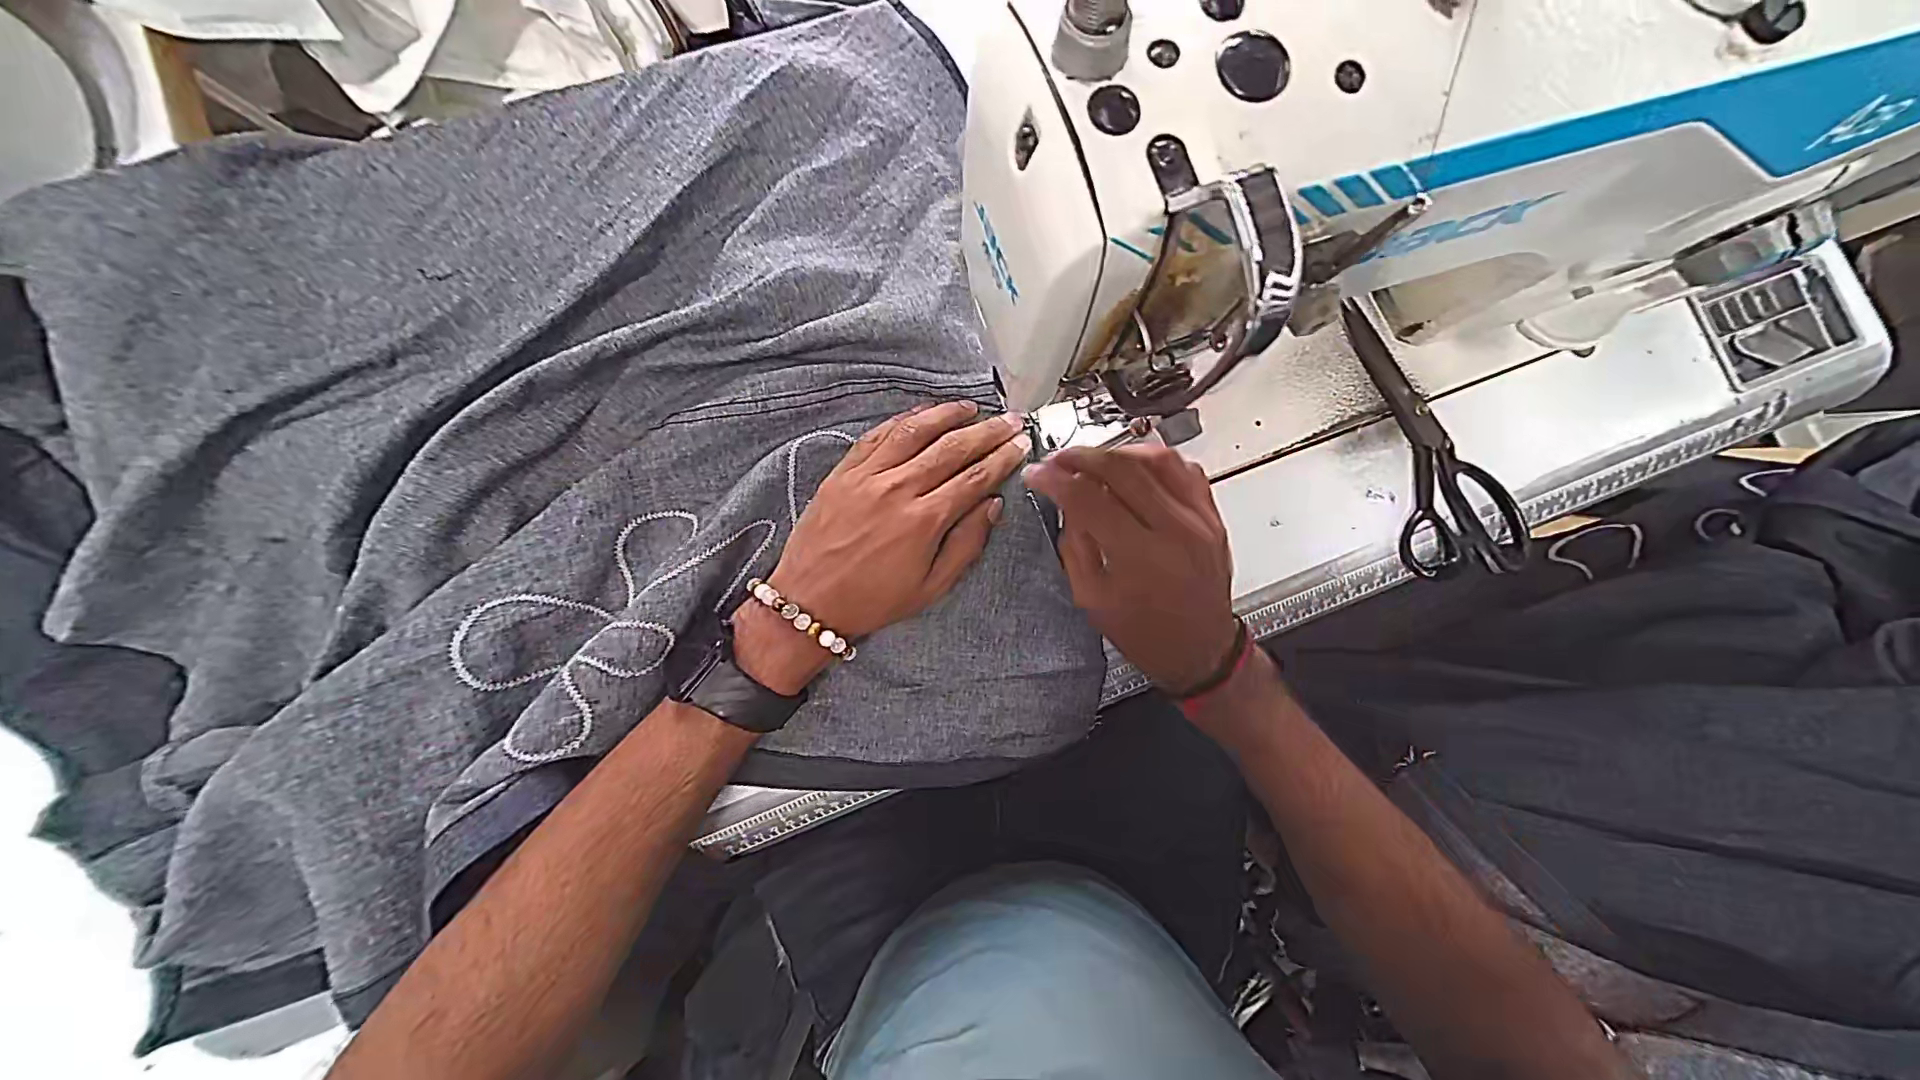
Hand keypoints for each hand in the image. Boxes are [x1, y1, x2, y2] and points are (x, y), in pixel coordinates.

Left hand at [733, 401, 1029, 693]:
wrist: (810, 601)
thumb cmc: (872, 600)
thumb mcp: (931, 587)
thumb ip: (966, 544)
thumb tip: (993, 506)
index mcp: (923, 521)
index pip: (975, 477)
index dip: (1003, 457)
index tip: (1020, 444)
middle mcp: (897, 490)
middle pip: (952, 447)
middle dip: (986, 430)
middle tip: (1008, 420)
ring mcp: (867, 477)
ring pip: (915, 431)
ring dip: (947, 414)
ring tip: (970, 407)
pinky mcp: (844, 472)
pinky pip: (878, 435)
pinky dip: (903, 420)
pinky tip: (922, 413)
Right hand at [1023, 444, 1238, 695]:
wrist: (1199, 649)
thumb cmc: (1149, 633)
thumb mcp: (1092, 598)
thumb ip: (1075, 546)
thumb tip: (1066, 503)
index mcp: (1139, 558)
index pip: (1087, 497)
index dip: (1054, 479)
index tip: (1039, 475)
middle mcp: (1175, 532)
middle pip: (1120, 467)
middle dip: (1080, 457)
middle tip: (1059, 460)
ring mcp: (1199, 520)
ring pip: (1156, 457)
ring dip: (1117, 452)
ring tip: (1095, 460)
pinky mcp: (1212, 516)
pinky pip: (1185, 468)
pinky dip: (1155, 460)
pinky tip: (1136, 467)